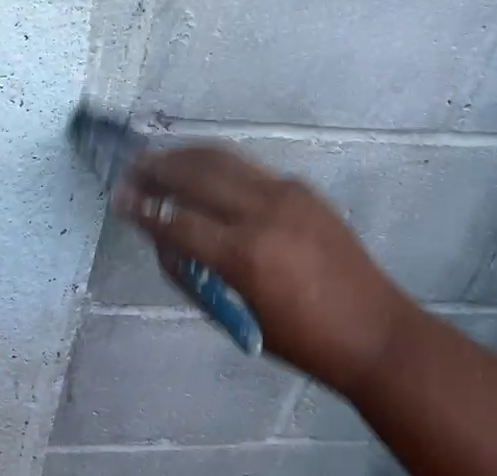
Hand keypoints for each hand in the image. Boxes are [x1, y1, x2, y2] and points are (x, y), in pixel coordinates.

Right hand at [117, 144, 411, 393]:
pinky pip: (246, 166)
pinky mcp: (300, 187)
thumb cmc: (303, 341)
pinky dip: (216, 164)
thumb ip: (193, 272)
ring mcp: (285, 193)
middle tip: (129, 169)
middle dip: (155, 169)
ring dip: (182, 155)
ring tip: (156, 158)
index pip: (176, 220)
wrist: (377, 332)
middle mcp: (262, 213)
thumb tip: (161, 236)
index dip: (142, 210)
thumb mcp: (237, 316)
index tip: (120, 202)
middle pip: (193, 174)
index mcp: (245, 256)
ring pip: (219, 156)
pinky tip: (200, 170)